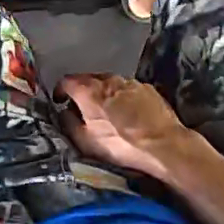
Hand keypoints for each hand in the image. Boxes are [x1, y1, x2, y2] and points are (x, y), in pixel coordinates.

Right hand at [59, 73, 201, 180]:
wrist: (162, 144)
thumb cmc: (120, 144)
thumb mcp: (86, 142)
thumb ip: (69, 124)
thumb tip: (63, 113)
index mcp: (89, 91)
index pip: (67, 81)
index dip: (61, 91)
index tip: (61, 102)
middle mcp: (108, 79)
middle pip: (89, 79)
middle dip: (83, 92)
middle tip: (83, 110)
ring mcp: (129, 81)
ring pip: (110, 83)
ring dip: (104, 94)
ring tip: (108, 113)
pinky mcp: (146, 87)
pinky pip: (127, 89)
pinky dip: (122, 97)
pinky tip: (128, 113)